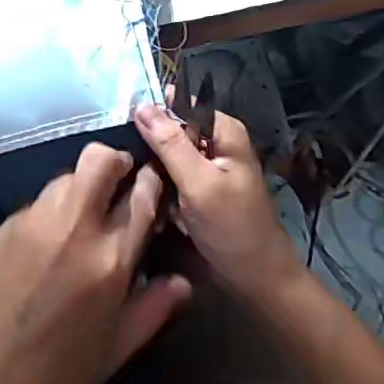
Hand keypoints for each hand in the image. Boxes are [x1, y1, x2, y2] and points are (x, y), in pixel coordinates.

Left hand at [0, 144, 191, 383]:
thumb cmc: (58, 368)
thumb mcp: (117, 347)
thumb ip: (153, 308)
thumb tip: (182, 281)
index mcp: (111, 259)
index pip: (141, 196)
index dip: (152, 182)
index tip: (154, 184)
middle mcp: (76, 226)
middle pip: (100, 160)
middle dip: (116, 160)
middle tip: (122, 178)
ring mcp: (39, 218)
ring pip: (70, 173)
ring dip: (85, 182)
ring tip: (88, 208)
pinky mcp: (11, 220)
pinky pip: (43, 197)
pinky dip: (57, 205)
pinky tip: (55, 233)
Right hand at [134, 104, 306, 303]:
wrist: (257, 279)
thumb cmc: (233, 229)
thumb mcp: (198, 184)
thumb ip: (170, 144)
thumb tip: (141, 105)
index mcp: (224, 130)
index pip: (179, 104)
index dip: (153, 114)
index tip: (126, 131)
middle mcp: (217, 141)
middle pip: (171, 129)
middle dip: (152, 147)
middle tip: (134, 167)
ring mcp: (208, 165)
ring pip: (167, 154)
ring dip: (154, 169)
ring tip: (143, 187)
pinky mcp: (199, 186)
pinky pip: (171, 175)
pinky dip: (162, 186)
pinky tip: (153, 200)